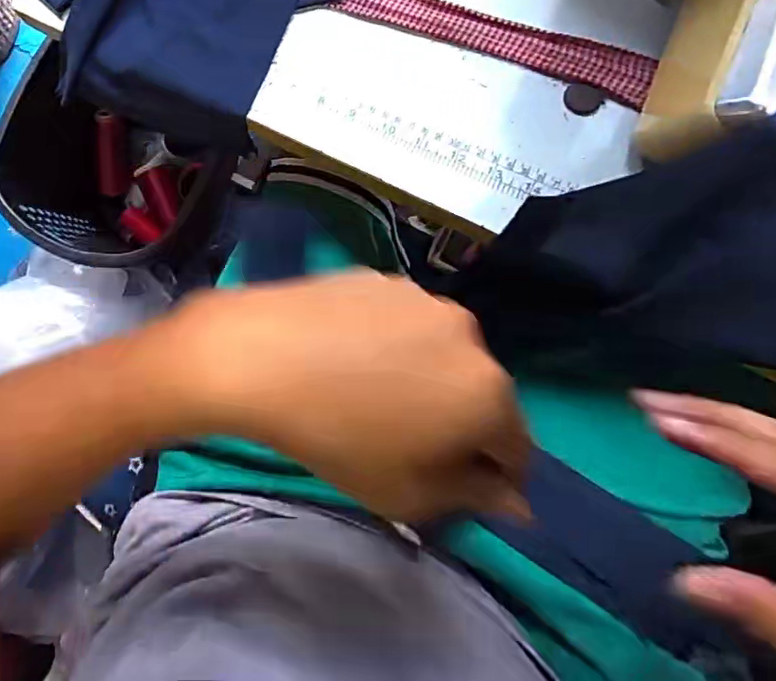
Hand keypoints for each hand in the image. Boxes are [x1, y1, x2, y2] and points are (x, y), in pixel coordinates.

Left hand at [146, 270, 531, 522]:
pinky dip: (392, 340)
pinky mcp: (382, 276)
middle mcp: (469, 333)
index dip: (491, 474)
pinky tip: (348, 354)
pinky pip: (403, 321)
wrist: (259, 352)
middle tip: (405, 437)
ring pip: (441, 350)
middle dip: (457, 419)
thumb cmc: (336, 435)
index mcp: (488, 390)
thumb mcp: (407, 494)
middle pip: (479, 391)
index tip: (454, 482)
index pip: (516, 447)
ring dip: (425, 374)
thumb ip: (471, 496)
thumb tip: (512, 498)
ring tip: (371, 390)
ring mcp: (423, 296)